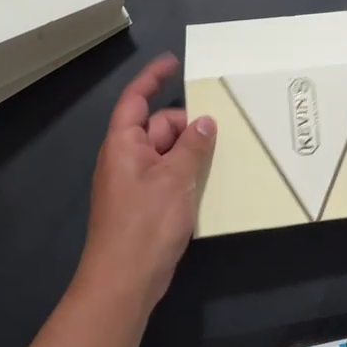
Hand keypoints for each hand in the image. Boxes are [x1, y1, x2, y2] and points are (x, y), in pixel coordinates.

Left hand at [76, 54, 216, 310]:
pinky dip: (187, 173)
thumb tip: (205, 121)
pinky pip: (168, 176)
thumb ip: (192, 146)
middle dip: (186, 124)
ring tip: (223, 152)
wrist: (124, 283)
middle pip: (158, 126)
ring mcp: (135, 183)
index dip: (153, 78)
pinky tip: (211, 181)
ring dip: (191, 151)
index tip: (174, 63)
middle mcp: (126, 158)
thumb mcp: (174, 179)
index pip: (135, 99)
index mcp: (123, 143)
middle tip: (221, 127)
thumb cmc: (144, 224)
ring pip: (167, 152)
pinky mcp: (145, 205)